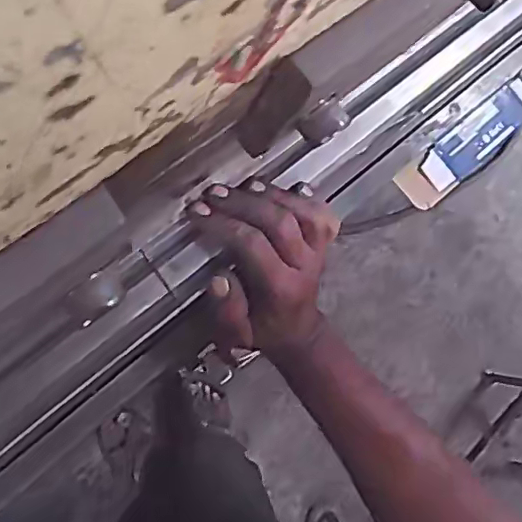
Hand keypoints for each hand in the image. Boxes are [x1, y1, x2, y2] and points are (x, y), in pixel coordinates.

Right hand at [187, 180, 339, 356]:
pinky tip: (282, 188)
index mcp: (281, 287)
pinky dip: (302, 197)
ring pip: (301, 212)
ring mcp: (318, 252)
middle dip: (242, 202)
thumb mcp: (237, 335)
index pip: (252, 244)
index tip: (198, 213)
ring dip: (271, 194)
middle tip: (212, 194)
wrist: (298, 333)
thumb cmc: (263, 331)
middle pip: (278, 221)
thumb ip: (227, 310)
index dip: (223, 224)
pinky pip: (320, 213)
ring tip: (241, 186)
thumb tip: (218, 278)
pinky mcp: (324, 243)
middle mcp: (304, 265)